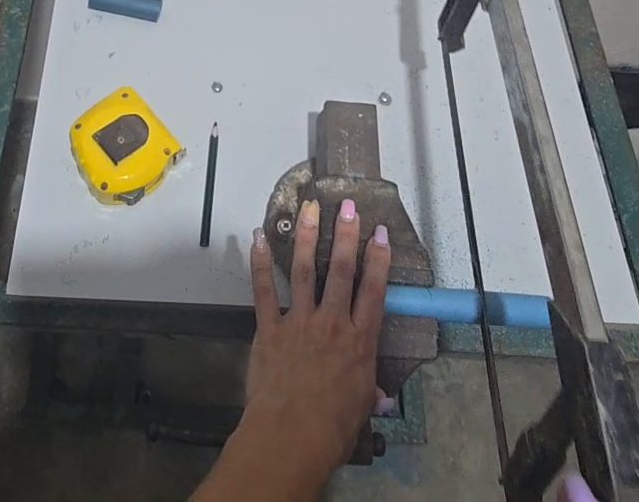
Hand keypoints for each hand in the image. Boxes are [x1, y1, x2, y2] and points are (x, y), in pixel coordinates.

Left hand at [191, 198, 390, 500]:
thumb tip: (379, 396)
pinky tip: (258, 237)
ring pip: (305, 270)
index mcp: (359, 340)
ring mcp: (298, 321)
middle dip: (346, 235)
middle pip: (342, 271)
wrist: (292, 434)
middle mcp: (331, 322)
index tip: (380, 232)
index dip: (379, 259)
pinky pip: (263, 290)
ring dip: (307, 237)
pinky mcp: (269, 327)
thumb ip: (368, 393)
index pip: (373, 291)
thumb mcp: (360, 409)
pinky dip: (260, 262)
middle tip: (347, 205)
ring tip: (309, 208)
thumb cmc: (333, 427)